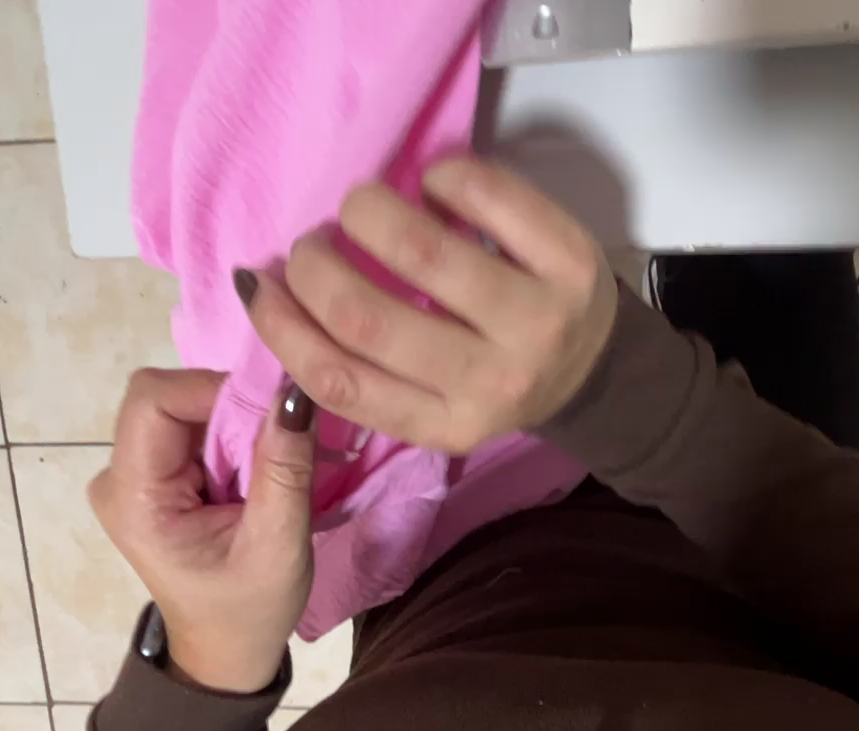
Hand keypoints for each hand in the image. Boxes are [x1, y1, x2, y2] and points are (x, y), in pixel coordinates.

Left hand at [88, 369, 315, 693]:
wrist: (227, 651)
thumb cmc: (251, 609)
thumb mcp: (278, 543)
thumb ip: (284, 468)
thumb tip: (296, 396)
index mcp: (135, 498)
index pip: (153, 401)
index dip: (214, 389)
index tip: (276, 407)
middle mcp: (122, 477)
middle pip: (169, 400)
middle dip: (234, 408)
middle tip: (288, 437)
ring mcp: (138, 477)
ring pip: (188, 412)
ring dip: (241, 424)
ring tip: (282, 458)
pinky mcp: (160, 480)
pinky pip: (197, 432)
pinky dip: (238, 439)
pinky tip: (265, 468)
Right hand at [244, 156, 618, 453]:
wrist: (595, 369)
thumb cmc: (497, 379)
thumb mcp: (438, 404)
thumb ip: (371, 370)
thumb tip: (274, 295)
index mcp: (448, 426)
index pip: (343, 384)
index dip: (282, 329)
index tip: (263, 285)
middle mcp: (492, 384)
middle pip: (368, 318)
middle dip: (315, 264)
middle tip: (315, 243)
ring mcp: (537, 323)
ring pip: (422, 252)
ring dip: (368, 212)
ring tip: (364, 209)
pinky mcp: (571, 264)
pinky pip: (486, 197)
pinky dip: (443, 177)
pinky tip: (435, 188)